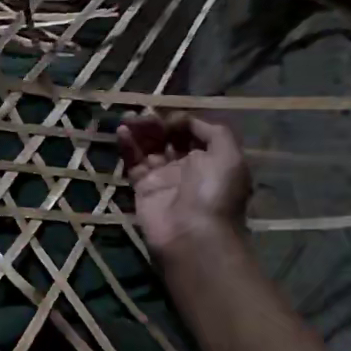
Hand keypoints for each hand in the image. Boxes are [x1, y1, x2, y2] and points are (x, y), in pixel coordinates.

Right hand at [115, 113, 250, 256]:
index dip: (180, 121)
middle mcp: (187, 166)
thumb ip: (212, 131)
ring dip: (140, 130)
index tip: (169, 118)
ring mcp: (163, 177)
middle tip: (143, 115)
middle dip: (157, 124)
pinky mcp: (142, 187)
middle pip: (168, 138)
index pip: (191, 132)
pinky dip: (127, 145)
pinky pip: (133, 162)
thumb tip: (185, 121)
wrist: (192, 235)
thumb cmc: (214, 192)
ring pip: (149, 147)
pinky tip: (122, 132)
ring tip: (128, 118)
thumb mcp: (228, 155)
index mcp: (210, 159)